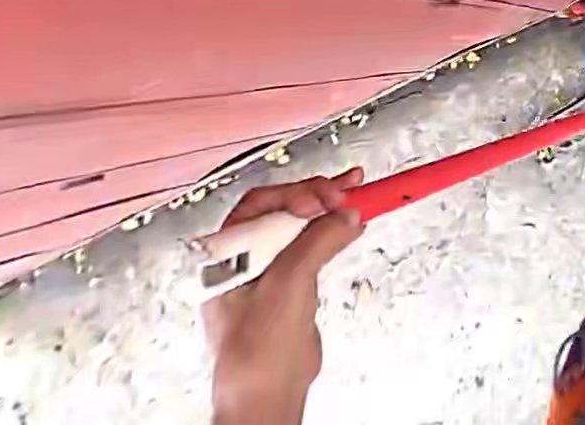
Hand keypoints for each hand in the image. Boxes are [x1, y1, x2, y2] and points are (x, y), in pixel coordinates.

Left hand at [204, 168, 364, 424]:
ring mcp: (269, 268)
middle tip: (348, 185)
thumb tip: (346, 213)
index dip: (297, 194)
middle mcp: (245, 254)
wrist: (268, 399)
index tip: (327, 196)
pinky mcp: (290, 283)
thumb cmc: (257, 351)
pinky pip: (311, 246)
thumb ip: (319, 241)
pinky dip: (331, 231)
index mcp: (229, 249)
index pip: (264, 203)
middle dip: (317, 194)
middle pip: (284, 208)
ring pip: (300, 225)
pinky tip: (350, 219)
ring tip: (356, 190)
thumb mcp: (290, 283)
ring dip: (328, 207)